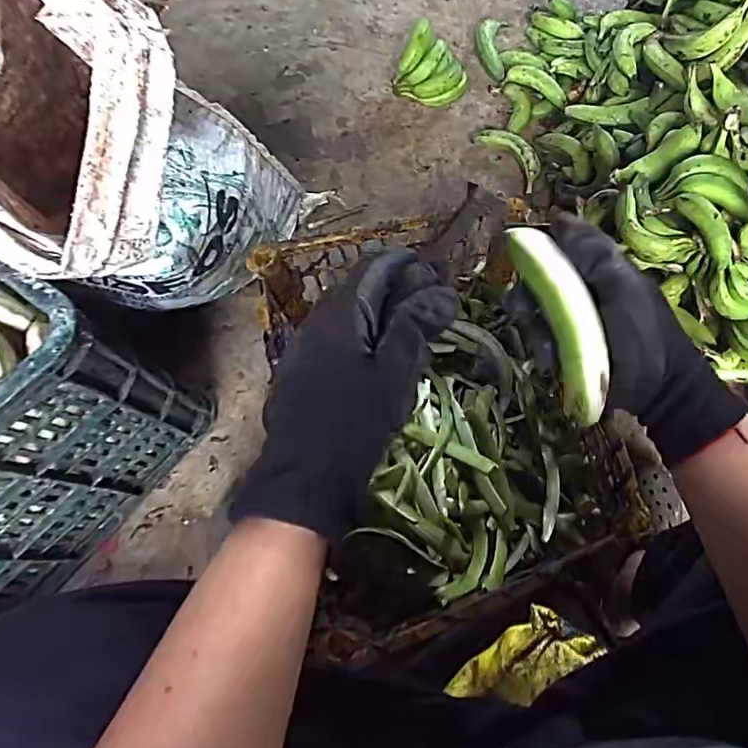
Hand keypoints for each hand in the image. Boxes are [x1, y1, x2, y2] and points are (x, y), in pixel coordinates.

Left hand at [233, 249, 457, 539]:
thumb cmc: (355, 424)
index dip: (411, 266)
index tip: (442, 277)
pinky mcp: (305, 371)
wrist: (305, 481)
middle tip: (438, 303)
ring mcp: (306, 346)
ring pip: (353, 314)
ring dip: (386, 312)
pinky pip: (343, 337)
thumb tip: (441, 290)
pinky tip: (388, 354)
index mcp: (340, 315)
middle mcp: (317, 321)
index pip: (376, 268)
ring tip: (420, 327)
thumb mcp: (395, 373)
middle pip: (362, 288)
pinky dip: (370, 334)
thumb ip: (414, 326)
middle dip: (401, 288)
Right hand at [521, 215, 746, 465]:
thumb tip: (560, 218)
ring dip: (534, 329)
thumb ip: (593, 254)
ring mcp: (570, 321)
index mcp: (598, 267)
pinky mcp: (563, 350)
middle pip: (535, 279)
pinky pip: (537, 340)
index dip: (536, 249)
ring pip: (531, 311)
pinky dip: (540, 350)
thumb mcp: (623, 288)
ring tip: (549, 351)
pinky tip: (551, 363)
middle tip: (526, 312)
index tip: (526, 264)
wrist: (659, 394)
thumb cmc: (647, 336)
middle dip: (528, 296)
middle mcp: (580, 289)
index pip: (555, 244)